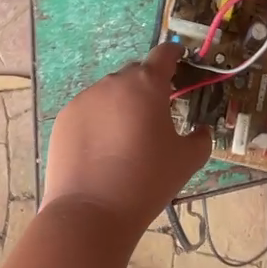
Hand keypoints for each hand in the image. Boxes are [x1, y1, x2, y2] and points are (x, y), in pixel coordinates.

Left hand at [42, 43, 210, 233]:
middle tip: (152, 117)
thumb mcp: (186, 161)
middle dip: (146, 87)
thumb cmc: (146, 182)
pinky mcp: (65, 117)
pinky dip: (97, 121)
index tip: (178, 62)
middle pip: (136, 74)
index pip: (164, 53)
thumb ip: (200, 138)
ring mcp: (86, 97)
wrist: (90, 214)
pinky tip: (99, 151)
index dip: (173, 54)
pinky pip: (88, 110)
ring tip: (123, 140)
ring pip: (110, 92)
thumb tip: (201, 130)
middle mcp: (116, 82)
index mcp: (148, 84)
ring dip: (120, 105)